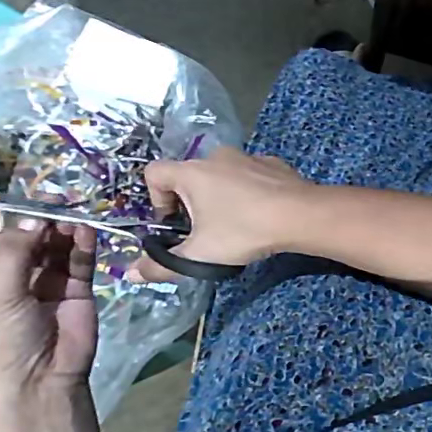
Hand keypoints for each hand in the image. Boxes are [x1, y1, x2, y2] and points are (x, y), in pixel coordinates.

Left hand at [0, 218, 98, 402]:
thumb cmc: (4, 341)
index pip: (2, 243)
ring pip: (58, 249)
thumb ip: (15, 253)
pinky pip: (80, 263)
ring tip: (74, 216)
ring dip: (65, 231)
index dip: (18, 225)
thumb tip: (35, 218)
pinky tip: (86, 231)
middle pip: (33, 242)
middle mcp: (18, 281)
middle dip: (44, 223)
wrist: (39, 383)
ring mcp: (51, 286)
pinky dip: (83, 245)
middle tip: (60, 205)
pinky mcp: (79, 292)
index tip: (35, 208)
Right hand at [130, 148, 313, 282]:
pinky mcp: (272, 163)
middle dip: (191, 201)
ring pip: (221, 174)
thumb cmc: (243, 230)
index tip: (174, 223)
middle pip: (189, 174)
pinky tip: (261, 213)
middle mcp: (216, 156)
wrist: (300, 215)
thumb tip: (132, 275)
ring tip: (236, 223)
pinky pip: (249, 174)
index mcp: (192, 172)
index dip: (156, 198)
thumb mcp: (200, 254)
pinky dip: (248, 190)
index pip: (154, 172)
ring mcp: (247, 156)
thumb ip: (163, 266)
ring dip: (220, 195)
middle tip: (205, 230)